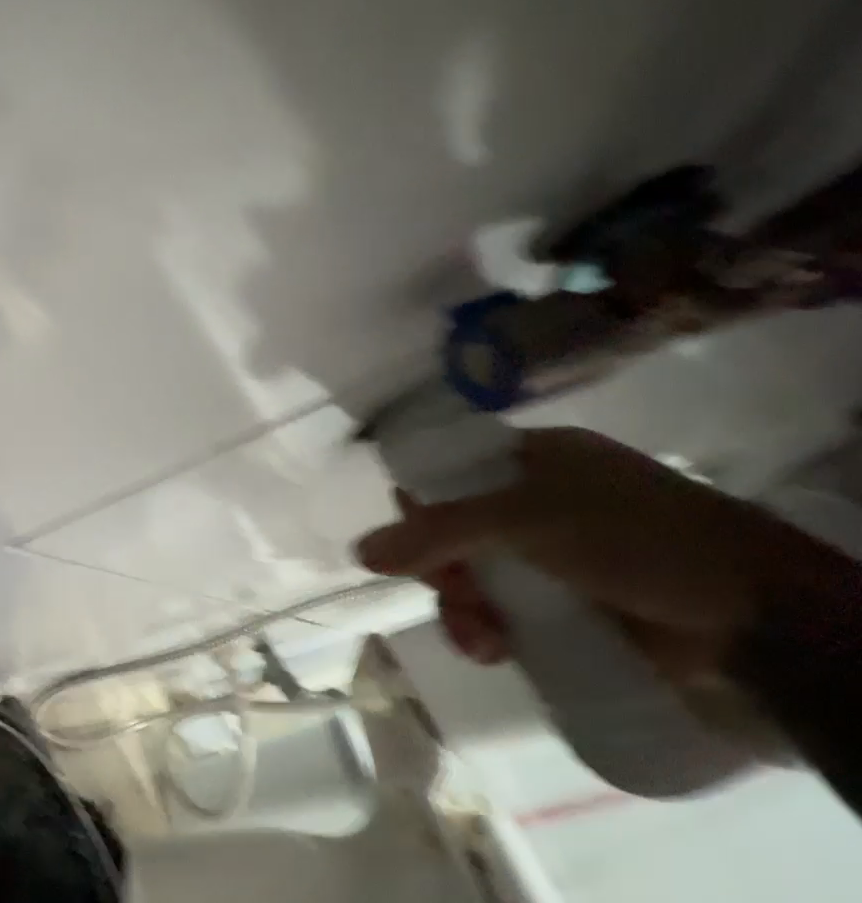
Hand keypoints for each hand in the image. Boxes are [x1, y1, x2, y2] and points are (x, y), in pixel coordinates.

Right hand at [354, 426, 816, 680]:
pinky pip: (503, 617)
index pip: (448, 473)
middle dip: (442, 570)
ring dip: (462, 611)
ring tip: (481, 639)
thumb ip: (439, 532)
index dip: (419, 504)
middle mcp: (535, 505)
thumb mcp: (527, 517)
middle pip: (451, 533)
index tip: (412, 539)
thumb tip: (358, 553)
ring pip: (474, 581)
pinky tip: (494, 651)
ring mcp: (553, 559)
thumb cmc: (637, 536)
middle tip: (457, 593)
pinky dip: (490, 634)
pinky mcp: (568, 609)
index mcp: (531, 462)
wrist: (755, 614)